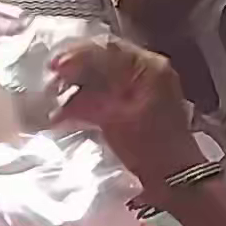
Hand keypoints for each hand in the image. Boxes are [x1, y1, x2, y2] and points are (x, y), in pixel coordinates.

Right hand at [51, 37, 205, 181]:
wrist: (173, 177)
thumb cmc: (148, 146)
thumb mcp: (114, 118)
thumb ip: (86, 97)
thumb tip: (59, 84)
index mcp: (148, 67)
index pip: (108, 48)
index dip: (77, 54)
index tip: (53, 66)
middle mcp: (149, 69)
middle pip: (105, 58)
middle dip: (75, 68)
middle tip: (51, 77)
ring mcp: (145, 85)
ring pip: (105, 75)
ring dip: (79, 83)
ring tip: (56, 93)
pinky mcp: (139, 102)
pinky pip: (109, 90)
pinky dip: (89, 96)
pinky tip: (69, 107)